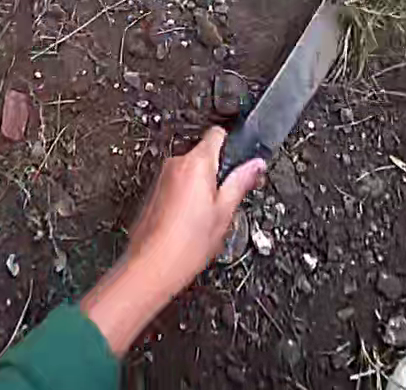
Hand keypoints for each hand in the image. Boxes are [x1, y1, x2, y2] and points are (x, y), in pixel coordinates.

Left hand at [80, 127, 266, 353]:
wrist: (148, 271)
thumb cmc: (185, 245)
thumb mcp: (224, 212)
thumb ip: (241, 182)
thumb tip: (257, 164)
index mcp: (197, 162)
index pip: (218, 133)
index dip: (232, 145)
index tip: (240, 161)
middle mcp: (176, 164)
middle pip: (204, 154)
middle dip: (217, 171)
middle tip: (226, 197)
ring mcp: (161, 179)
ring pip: (189, 171)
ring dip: (199, 185)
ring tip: (206, 216)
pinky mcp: (152, 194)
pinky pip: (175, 185)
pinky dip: (184, 197)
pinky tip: (189, 223)